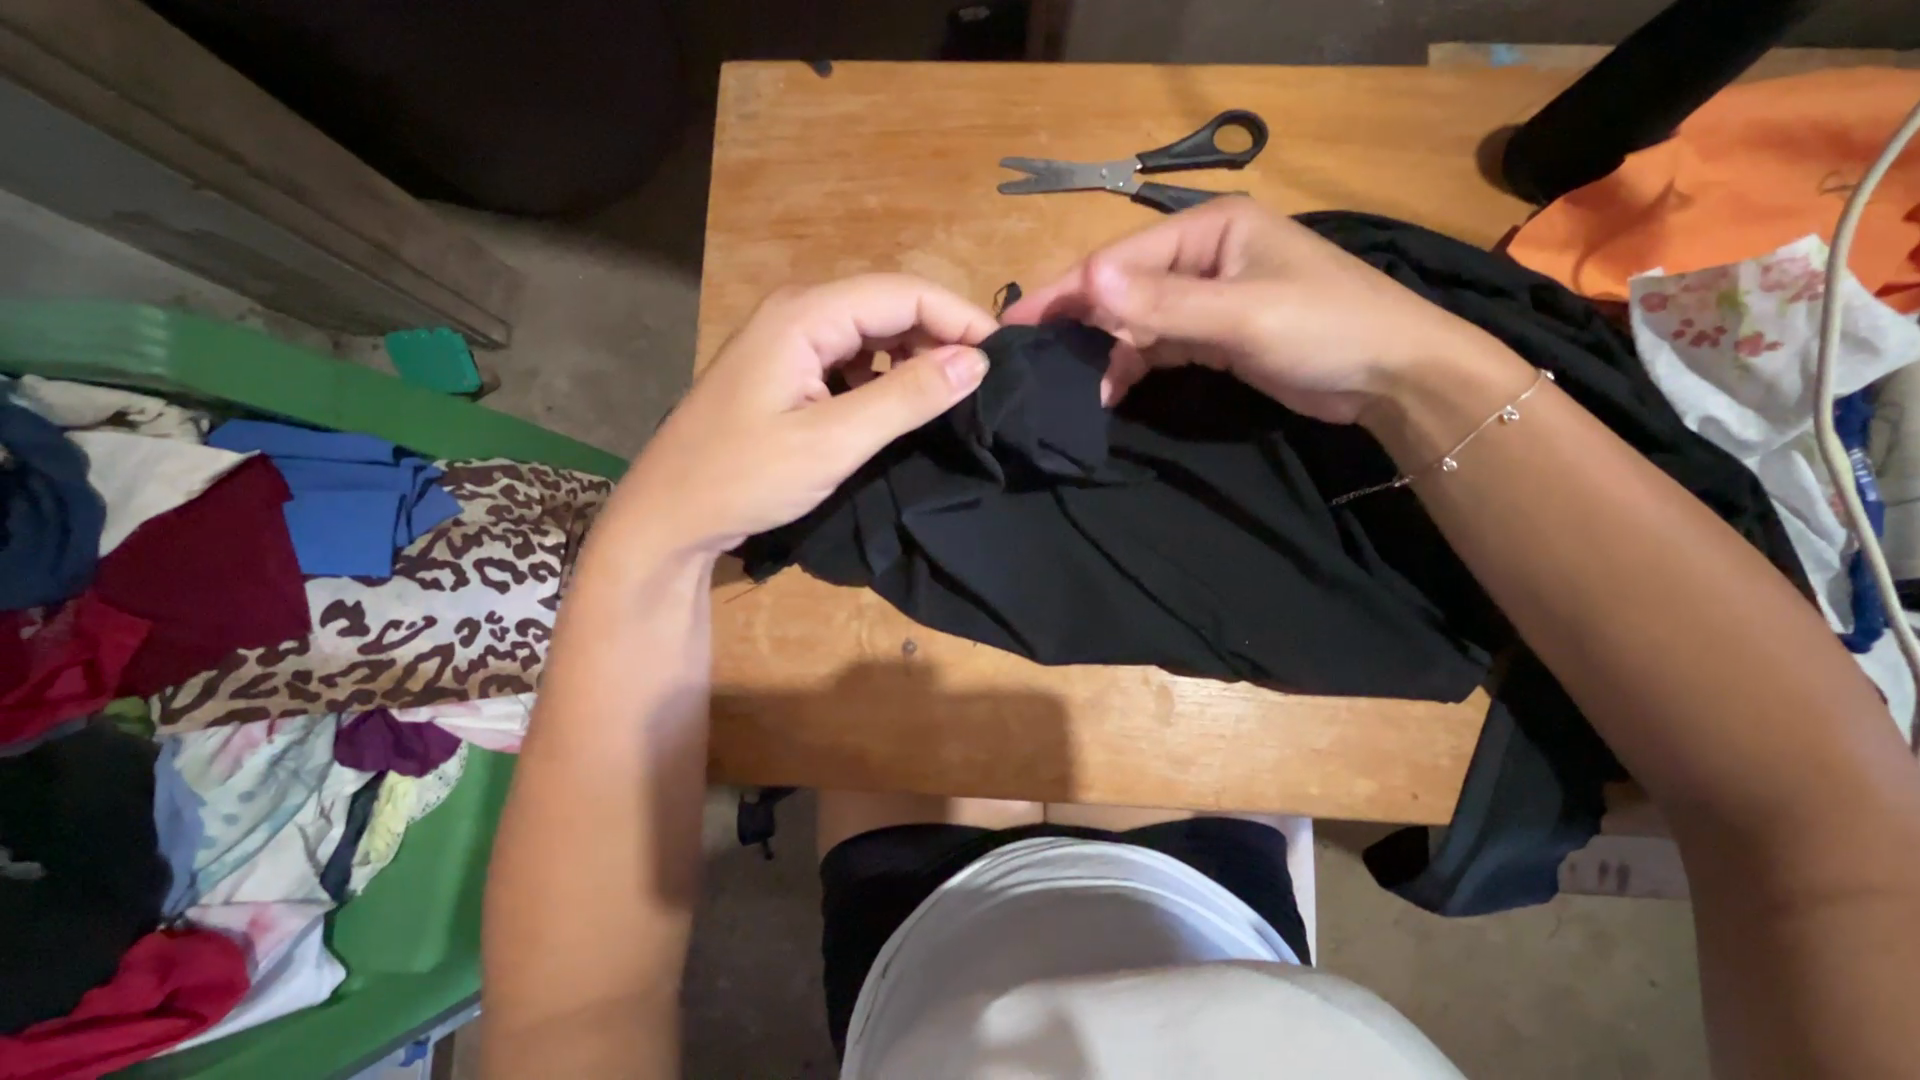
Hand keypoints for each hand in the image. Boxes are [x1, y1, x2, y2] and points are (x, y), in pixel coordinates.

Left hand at [613, 274, 995, 555]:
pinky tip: (902, 405)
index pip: (903, 292)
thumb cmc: (745, 476)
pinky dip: (885, 376)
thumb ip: (906, 397)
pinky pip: (851, 357)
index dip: (959, 318)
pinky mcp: (787, 370)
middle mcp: (797, 312)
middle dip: (940, 335)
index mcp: (804, 314)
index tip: (1004, 357)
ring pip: (872, 332)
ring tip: (952, 396)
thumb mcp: (833, 440)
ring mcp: (788, 340)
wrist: (670, 515)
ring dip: (914, 357)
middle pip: (888, 305)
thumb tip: (976, 361)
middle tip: (984, 381)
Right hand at [1002, 197, 1499, 423]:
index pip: (1122, 257)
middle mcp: (1203, 254)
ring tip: (1073, 388)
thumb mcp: (1243, 314)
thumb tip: (1087, 282)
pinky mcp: (1215, 334)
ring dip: (1106, 352)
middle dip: (1081, 322)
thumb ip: (1164, 303)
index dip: (1071, 291)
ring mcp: (1208, 296)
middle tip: (1031, 357)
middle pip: (1124, 286)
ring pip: (1137, 320)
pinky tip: (1109, 391)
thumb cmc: (1326, 328)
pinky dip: (1133, 365)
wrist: (1395, 375)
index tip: (1022, 325)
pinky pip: (1159, 344)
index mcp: (1210, 228)